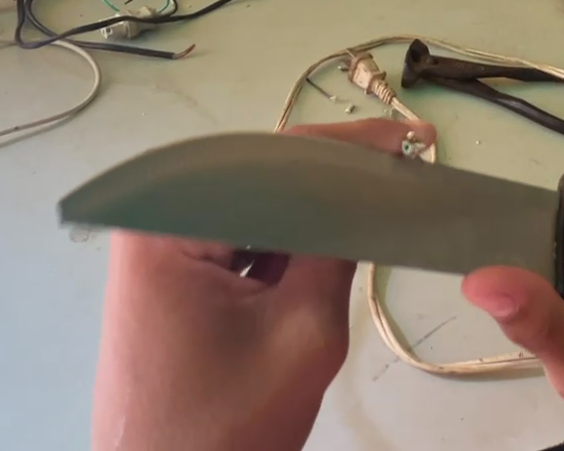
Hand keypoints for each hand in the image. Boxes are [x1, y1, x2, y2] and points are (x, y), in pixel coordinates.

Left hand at [91, 118, 435, 450]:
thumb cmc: (223, 434)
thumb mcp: (303, 334)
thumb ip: (339, 251)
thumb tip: (375, 193)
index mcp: (169, 226)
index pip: (271, 160)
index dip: (346, 147)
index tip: (407, 143)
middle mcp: (156, 222)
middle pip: (261, 173)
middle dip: (336, 169)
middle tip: (403, 159)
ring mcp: (163, 249)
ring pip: (257, 200)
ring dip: (318, 198)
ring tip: (382, 185)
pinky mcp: (177, 276)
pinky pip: (244, 233)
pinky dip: (293, 231)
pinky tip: (340, 225)